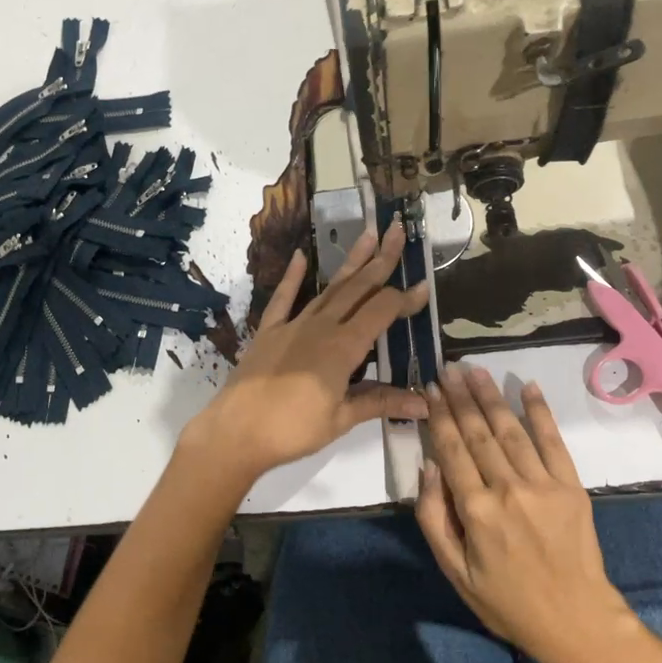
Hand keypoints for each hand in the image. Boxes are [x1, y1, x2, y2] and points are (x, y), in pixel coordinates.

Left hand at [183, 223, 429, 479]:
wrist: (237, 432)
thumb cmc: (293, 430)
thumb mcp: (341, 419)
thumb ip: (381, 403)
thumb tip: (424, 403)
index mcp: (343, 347)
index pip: (381, 311)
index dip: (405, 299)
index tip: (424, 287)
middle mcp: (320, 326)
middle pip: (357, 287)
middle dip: (381, 260)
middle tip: (397, 230)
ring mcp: (292, 326)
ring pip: (328, 288)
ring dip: (350, 262)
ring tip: (367, 234)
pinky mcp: (268, 333)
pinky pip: (283, 299)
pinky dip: (293, 277)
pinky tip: (301, 256)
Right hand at [416, 365, 642, 662]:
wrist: (575, 620)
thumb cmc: (507, 602)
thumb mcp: (455, 572)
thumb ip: (434, 518)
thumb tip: (428, 468)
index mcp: (475, 511)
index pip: (451, 451)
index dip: (439, 417)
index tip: (430, 390)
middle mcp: (507, 489)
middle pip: (478, 433)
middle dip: (460, 398)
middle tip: (448, 369)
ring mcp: (543, 485)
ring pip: (511, 430)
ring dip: (491, 397)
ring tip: (475, 370)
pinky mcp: (571, 486)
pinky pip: (553, 441)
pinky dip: (540, 412)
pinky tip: (526, 387)